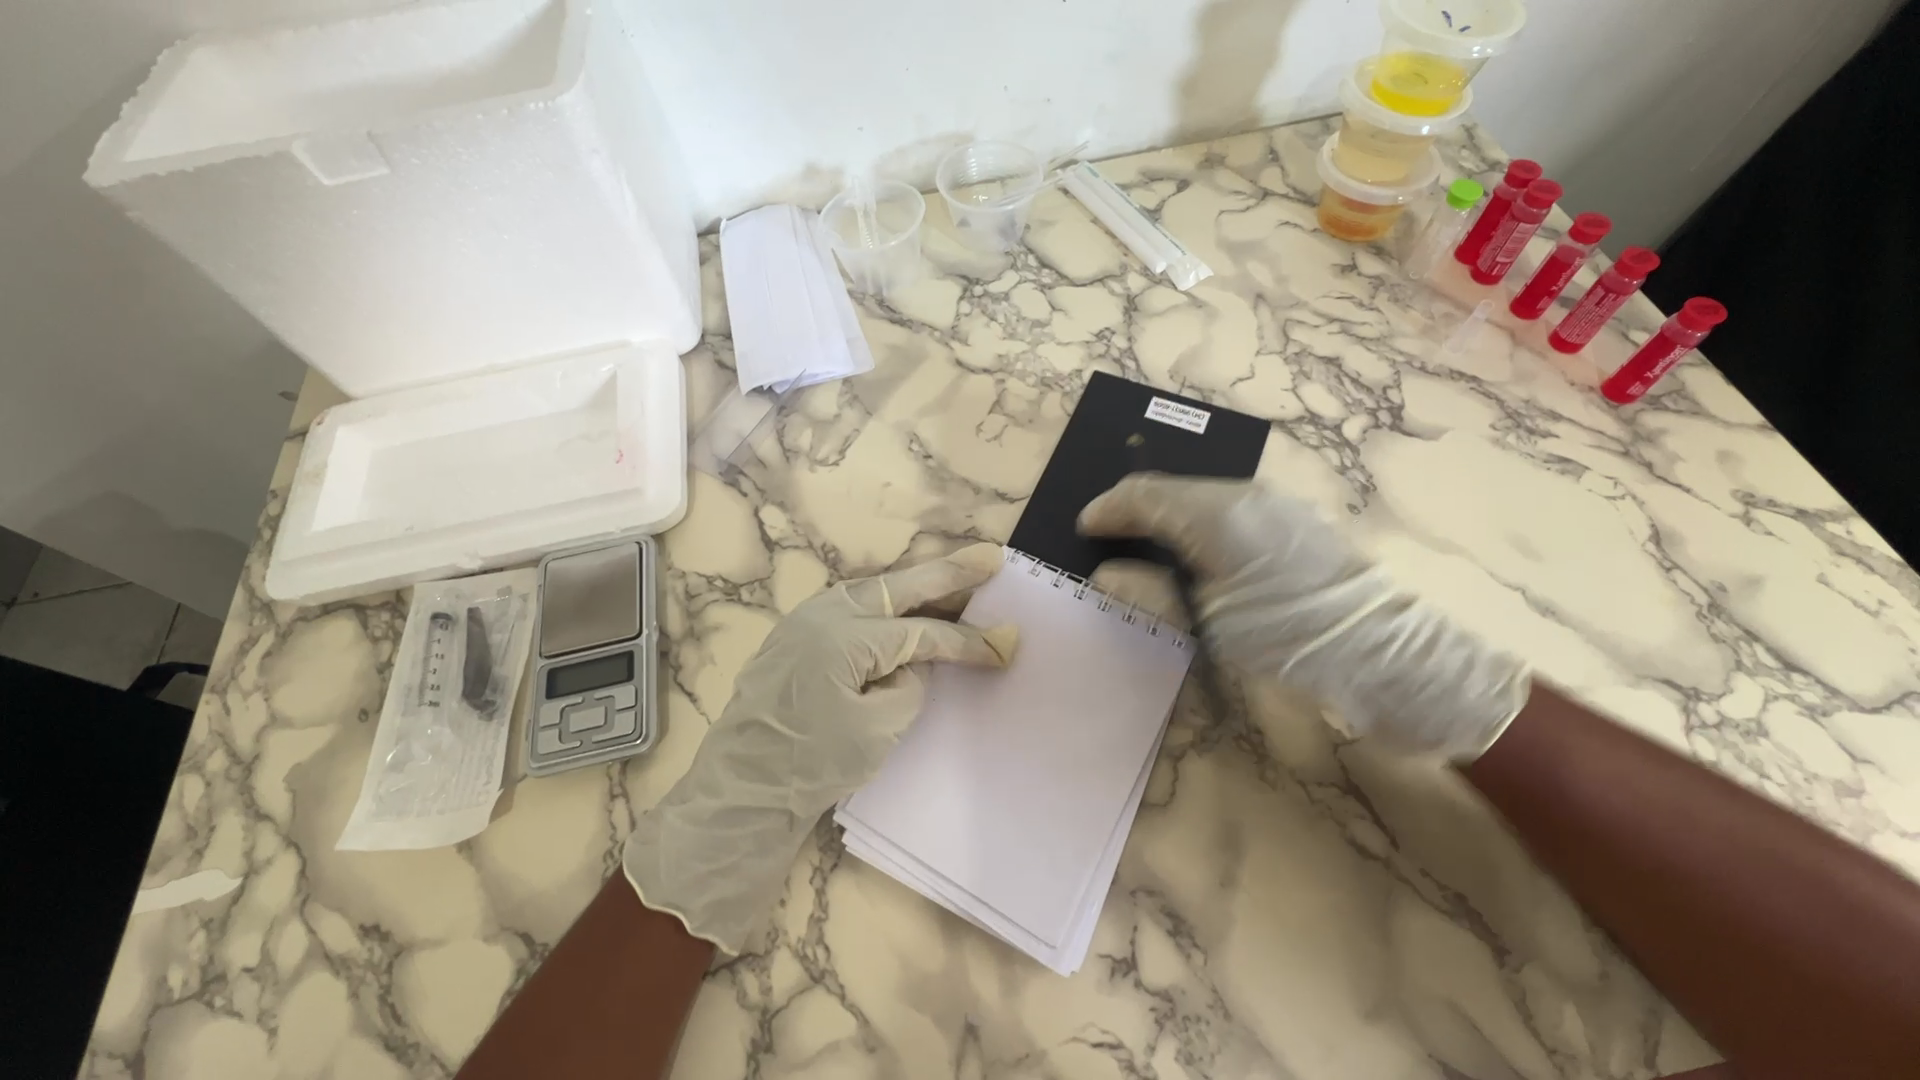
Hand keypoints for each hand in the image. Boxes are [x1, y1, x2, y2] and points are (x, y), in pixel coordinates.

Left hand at [622, 543, 1016, 951]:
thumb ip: (909, 684)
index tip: (1006, 646)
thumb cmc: (812, 764)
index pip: (922, 633)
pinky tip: (907, 609)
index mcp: (846, 636)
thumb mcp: (878, 728)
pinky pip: (853, 609)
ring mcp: (805, 622)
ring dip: (917, 587)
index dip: (967, 641)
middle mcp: (825, 614)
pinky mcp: (797, 639)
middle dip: (949, 575)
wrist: (742, 789)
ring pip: (875, 593)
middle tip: (992, 559)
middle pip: (900, 588)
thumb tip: (915, 661)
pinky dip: (887, 605)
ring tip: (958, 579)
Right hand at [1079, 474, 1528, 759]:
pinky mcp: (1295, 523)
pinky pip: (1229, 510)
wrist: (1387, 656)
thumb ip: (1148, 593)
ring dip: (1167, 516)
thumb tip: (1107, 574)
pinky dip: (1197, 524)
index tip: (1083, 527)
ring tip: (1145, 548)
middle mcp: (1245, 495)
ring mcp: (1275, 505)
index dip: (1108, 509)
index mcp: (1217, 513)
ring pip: (1201, 498)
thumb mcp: (1207, 626)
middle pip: (1172, 489)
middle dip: (1134, 509)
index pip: (1144, 494)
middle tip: (1108, 539)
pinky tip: (1195, 554)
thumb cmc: (1288, 641)